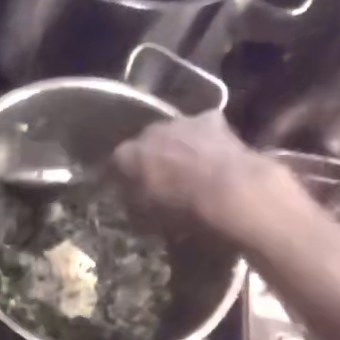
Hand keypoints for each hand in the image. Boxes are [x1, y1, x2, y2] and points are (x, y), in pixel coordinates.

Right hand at [110, 113, 325, 236]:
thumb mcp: (145, 220)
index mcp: (125, 157)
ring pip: (173, 134)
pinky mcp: (211, 119)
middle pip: (143, 145)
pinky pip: (202, 129)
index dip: (122, 181)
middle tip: (160, 182)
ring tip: (189, 170)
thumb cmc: (178, 212)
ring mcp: (180, 121)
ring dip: (177, 148)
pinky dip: (204, 140)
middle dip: (150, 160)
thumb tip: (134, 204)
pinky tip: (212, 157)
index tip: (129, 193)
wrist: (225, 192)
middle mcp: (147, 132)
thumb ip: (134, 206)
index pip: (114, 167)